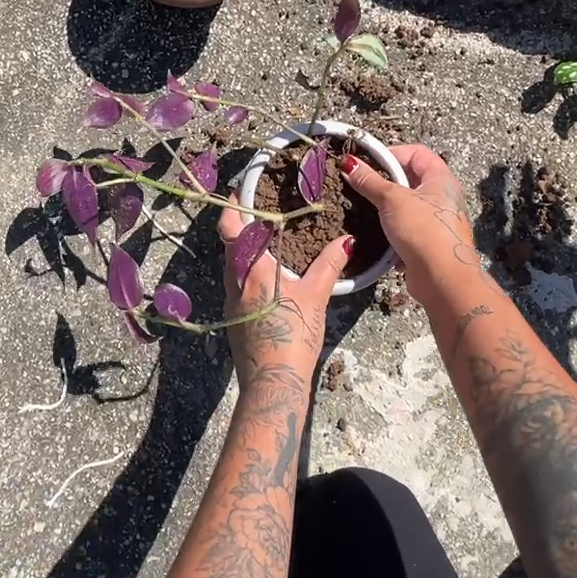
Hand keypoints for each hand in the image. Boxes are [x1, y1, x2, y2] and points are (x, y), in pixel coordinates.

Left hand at [218, 206, 349, 391]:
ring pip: (232, 264)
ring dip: (243, 249)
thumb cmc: (293, 336)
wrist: (273, 385)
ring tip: (265, 239)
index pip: (230, 227)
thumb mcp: (316, 297)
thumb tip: (347, 240)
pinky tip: (267, 276)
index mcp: (250, 268)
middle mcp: (233, 281)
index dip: (231, 207)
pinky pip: (236, 283)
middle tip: (259, 211)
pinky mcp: (234, 318)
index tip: (239, 191)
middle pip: (229, 244)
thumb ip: (330, 265)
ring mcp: (231, 301)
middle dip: (240, 225)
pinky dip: (246, 270)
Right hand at [339, 144, 476, 298]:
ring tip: (363, 206)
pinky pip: (404, 228)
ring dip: (385, 207)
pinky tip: (373, 231)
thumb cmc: (423, 230)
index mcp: (441, 179)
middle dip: (385, 181)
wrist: (442, 280)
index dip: (393, 153)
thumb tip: (348, 162)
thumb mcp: (391, 200)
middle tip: (362, 184)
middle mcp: (442, 197)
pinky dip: (389, 228)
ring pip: (405, 205)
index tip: (369, 162)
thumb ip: (369, 181)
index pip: (417, 153)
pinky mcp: (427, 243)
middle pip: (410, 178)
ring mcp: (436, 221)